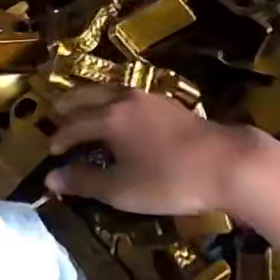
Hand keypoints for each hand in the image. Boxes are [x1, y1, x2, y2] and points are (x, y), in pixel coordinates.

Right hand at [43, 86, 267, 215]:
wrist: (228, 163)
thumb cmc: (169, 179)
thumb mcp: (121, 189)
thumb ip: (84, 182)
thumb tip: (51, 178)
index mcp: (108, 117)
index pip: (73, 124)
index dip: (59, 138)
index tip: (51, 152)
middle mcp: (123, 99)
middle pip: (86, 95)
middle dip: (69, 106)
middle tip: (56, 114)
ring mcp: (147, 97)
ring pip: (108, 91)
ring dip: (90, 99)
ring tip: (83, 109)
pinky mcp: (166, 103)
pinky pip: (126, 95)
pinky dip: (111, 101)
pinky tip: (119, 113)